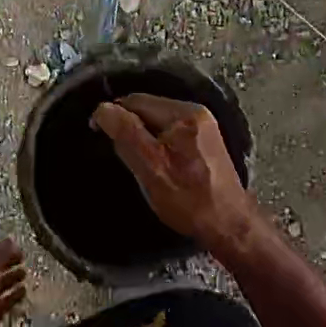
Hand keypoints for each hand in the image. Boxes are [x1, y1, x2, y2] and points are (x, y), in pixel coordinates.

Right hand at [92, 94, 256, 244]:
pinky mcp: (205, 143)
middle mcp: (197, 113)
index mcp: (184, 113)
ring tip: (140, 165)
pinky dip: (157, 146)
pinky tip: (157, 167)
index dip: (113, 115)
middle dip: (129, 128)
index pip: (136, 101)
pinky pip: (171, 135)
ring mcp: (203, 127)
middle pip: (148, 109)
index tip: (96, 133)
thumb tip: (103, 109)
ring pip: (158, 124)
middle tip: (124, 158)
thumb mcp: (149, 166)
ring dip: (142, 139)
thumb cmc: (187, 199)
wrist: (228, 225)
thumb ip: (125, 133)